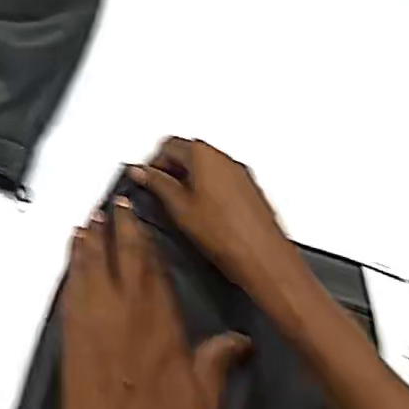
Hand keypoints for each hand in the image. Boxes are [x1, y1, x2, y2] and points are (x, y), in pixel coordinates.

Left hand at [63, 195, 253, 408]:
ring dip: (92, 237)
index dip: (147, 239)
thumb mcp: (202, 396)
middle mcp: (126, 307)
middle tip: (117, 204)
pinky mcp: (71, 324)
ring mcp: (94, 312)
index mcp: (160, 318)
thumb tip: (239, 343)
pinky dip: (73, 260)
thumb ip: (217, 360)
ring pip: (92, 260)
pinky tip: (73, 250)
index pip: (153, 265)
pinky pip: (72, 280)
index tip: (144, 220)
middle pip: (122, 252)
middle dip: (120, 225)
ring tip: (92, 219)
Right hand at [130, 139, 295, 288]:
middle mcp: (224, 158)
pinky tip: (206, 214)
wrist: (267, 263)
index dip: (154, 163)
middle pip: (188, 152)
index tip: (148, 179)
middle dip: (172, 169)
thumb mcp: (179, 208)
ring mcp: (241, 174)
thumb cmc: (228, 237)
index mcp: (203, 154)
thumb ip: (156, 184)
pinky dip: (209, 189)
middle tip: (162, 192)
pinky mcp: (252, 190)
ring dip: (191, 179)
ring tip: (183, 207)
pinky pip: (223, 179)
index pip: (167, 145)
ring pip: (206, 166)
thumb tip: (141, 171)